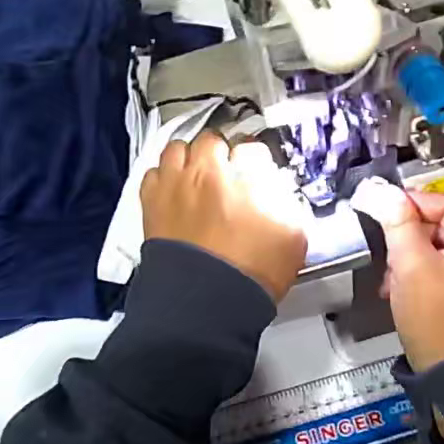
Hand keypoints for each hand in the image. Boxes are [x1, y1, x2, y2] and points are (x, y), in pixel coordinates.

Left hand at [141, 131, 307, 301]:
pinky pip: (153, 173)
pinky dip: (163, 176)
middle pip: (211, 139)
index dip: (257, 160)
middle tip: (228, 171)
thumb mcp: (292, 238)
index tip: (258, 173)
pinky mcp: (151, 204)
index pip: (252, 149)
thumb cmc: (250, 272)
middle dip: (221, 151)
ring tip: (196, 175)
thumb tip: (282, 195)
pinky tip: (174, 191)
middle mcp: (206, 172)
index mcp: (244, 176)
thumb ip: (289, 207)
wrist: (204, 303)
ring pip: (177, 148)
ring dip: (188, 157)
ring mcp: (174, 186)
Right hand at [365, 186, 443, 369]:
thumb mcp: (411, 265)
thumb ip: (400, 224)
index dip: (417, 202)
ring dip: (414, 257)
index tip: (386, 208)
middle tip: (387, 250)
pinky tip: (401, 289)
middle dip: (412, 237)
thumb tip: (388, 195)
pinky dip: (425, 274)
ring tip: (391, 277)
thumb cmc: (435, 317)